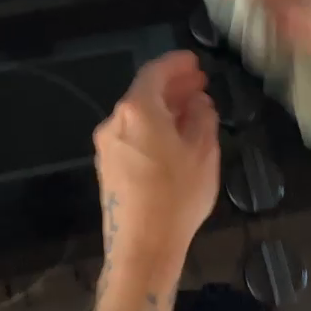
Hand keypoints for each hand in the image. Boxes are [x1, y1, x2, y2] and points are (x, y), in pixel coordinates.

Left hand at [93, 50, 220, 268]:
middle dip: (172, 87)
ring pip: (137, 116)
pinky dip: (152, 128)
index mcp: (138, 110)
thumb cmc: (177, 196)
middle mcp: (115, 122)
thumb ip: (202, 118)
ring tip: (192, 112)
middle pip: (143, 93)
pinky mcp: (107, 168)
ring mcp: (107, 146)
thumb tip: (198, 103)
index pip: (155, 72)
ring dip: (164, 109)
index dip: (176, 64)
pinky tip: (173, 139)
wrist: (142, 248)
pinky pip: (132, 135)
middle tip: (199, 85)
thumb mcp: (203, 152)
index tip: (195, 61)